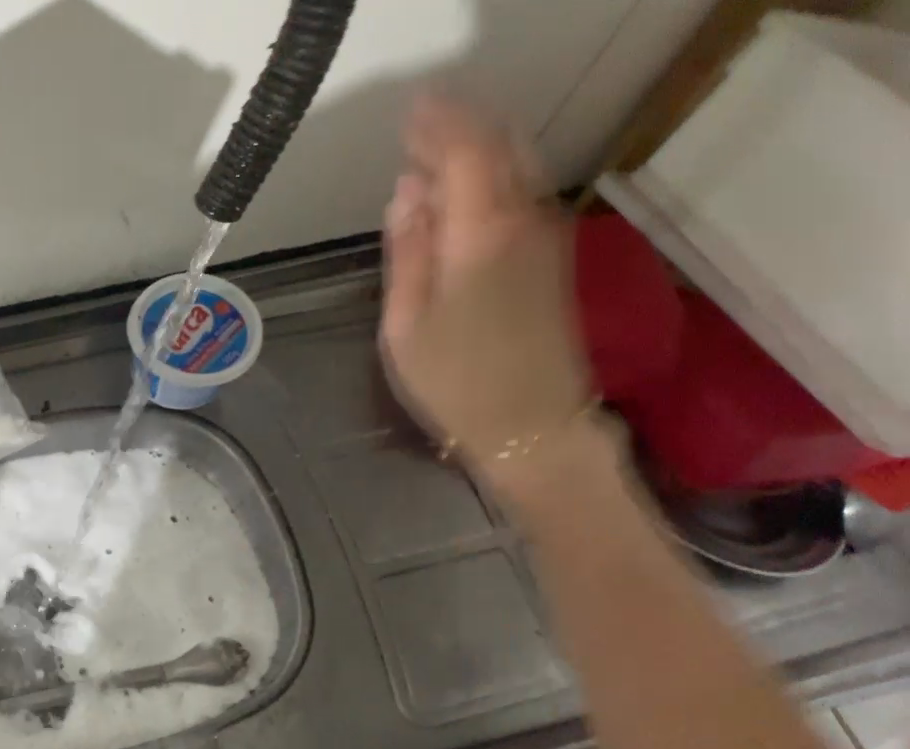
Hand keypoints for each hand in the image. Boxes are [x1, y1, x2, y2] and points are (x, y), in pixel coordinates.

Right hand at [380, 96, 592, 479]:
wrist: (530, 424)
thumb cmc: (453, 382)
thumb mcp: (404, 324)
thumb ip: (406, 250)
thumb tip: (406, 192)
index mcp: (479, 235)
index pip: (464, 151)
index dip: (436, 125)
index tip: (406, 113)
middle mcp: (523, 220)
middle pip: (499, 147)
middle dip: (459, 128)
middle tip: (417, 127)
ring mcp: (546, 234)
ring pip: (518, 164)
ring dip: (479, 148)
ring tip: (435, 152)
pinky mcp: (554, 254)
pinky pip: (524, 189)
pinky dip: (494, 173)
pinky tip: (464, 189)